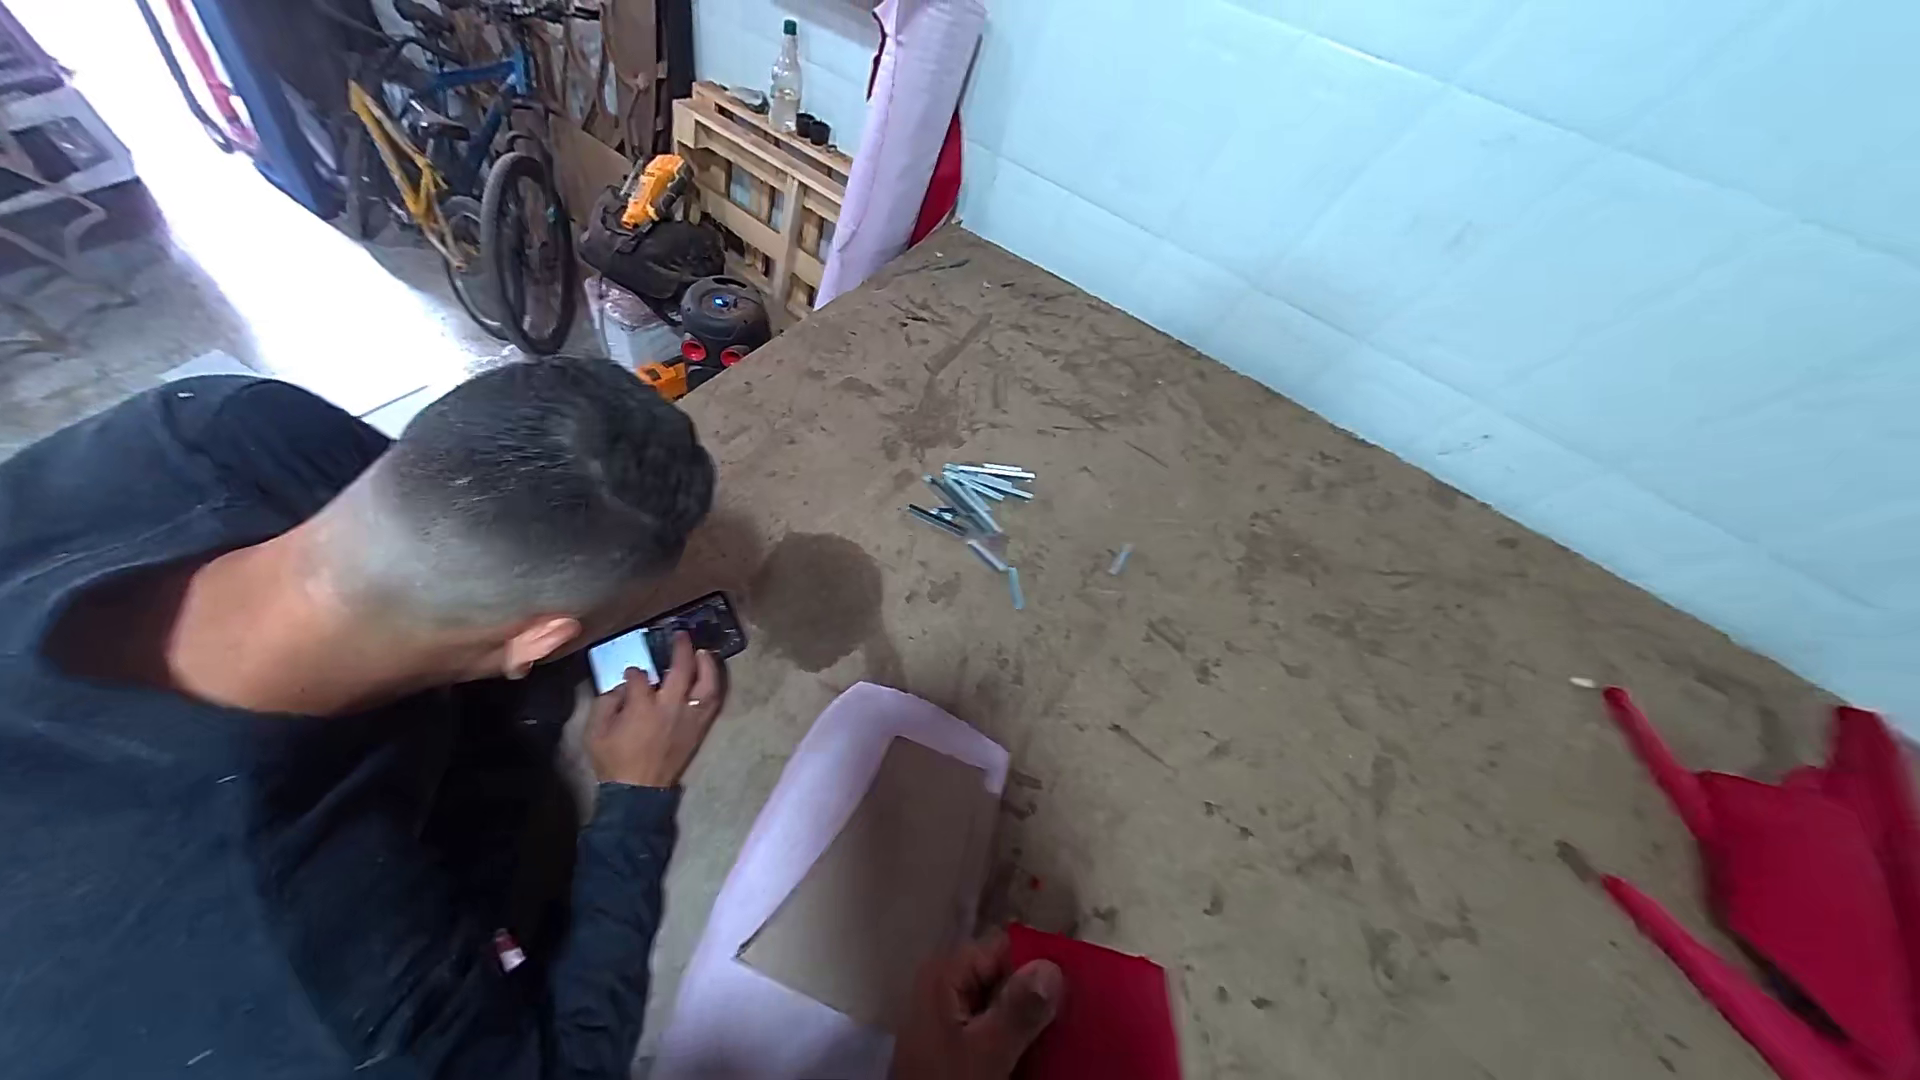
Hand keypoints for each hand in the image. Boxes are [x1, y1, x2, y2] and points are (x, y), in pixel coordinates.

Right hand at [587, 631, 724, 787]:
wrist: (639, 790)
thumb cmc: (614, 760)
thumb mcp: (595, 732)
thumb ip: (606, 702)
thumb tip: (622, 684)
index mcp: (642, 708)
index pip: (640, 677)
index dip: (635, 670)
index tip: (631, 670)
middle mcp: (671, 707)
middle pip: (681, 670)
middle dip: (680, 649)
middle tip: (680, 635)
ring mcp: (690, 716)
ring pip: (707, 683)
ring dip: (707, 663)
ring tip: (702, 650)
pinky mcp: (700, 725)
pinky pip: (714, 700)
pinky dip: (714, 683)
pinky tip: (711, 674)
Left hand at [891, 930, 1064, 1079]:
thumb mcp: (985, 1054)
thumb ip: (1018, 1009)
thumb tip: (1054, 965)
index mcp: (946, 972)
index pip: (1001, 948)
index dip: (1037, 964)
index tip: (1071, 988)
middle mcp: (946, 984)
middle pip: (1002, 974)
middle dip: (1035, 995)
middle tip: (1070, 1017)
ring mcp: (949, 1015)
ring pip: (1001, 1003)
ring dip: (1027, 1020)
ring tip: (1061, 1035)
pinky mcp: (954, 1044)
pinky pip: (992, 1027)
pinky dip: (1014, 1039)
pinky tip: (1037, 1054)